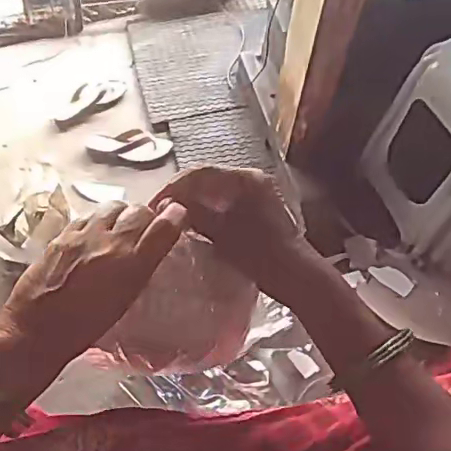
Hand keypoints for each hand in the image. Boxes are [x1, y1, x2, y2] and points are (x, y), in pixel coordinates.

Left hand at [0, 201, 187, 394]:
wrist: (36, 331)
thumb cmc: (83, 328)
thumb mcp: (124, 302)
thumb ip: (139, 270)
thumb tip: (149, 251)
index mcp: (132, 264)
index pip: (164, 226)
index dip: (175, 216)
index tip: (177, 216)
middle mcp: (110, 243)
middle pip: (139, 210)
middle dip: (147, 216)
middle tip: (146, 227)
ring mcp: (83, 235)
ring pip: (113, 207)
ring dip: (121, 214)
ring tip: (119, 228)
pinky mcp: (61, 235)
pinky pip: (88, 216)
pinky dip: (97, 220)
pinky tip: (93, 234)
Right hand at [153, 167, 322, 305]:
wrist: (296, 276)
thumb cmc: (260, 255)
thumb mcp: (221, 234)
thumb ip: (194, 214)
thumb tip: (168, 205)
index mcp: (244, 178)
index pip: (199, 173)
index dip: (172, 188)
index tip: (154, 204)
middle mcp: (252, 178)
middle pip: (208, 179)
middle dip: (182, 193)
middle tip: (160, 210)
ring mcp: (258, 193)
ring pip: (216, 191)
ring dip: (195, 201)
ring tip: (174, 217)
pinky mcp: (260, 208)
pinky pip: (227, 202)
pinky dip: (209, 210)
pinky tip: (197, 223)